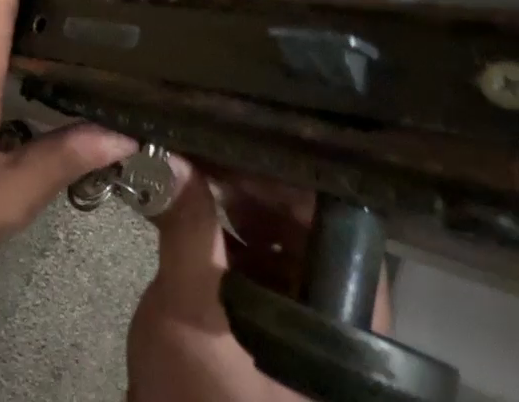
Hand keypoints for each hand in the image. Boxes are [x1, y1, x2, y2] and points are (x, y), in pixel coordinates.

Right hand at [127, 161, 389, 401]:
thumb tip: (168, 156)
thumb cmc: (198, 399)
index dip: (282, 175)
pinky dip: (220, 227)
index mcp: (349, 318)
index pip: (333, 221)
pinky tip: (185, 203)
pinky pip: (255, 256)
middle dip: (247, 181)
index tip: (228, 141)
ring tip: (186, 165)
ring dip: (230, 200)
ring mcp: (307, 318)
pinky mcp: (273, 320)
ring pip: (277, 236)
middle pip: (305, 224)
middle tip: (195, 146)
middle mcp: (341, 312)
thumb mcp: (190, 314)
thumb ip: (186, 231)